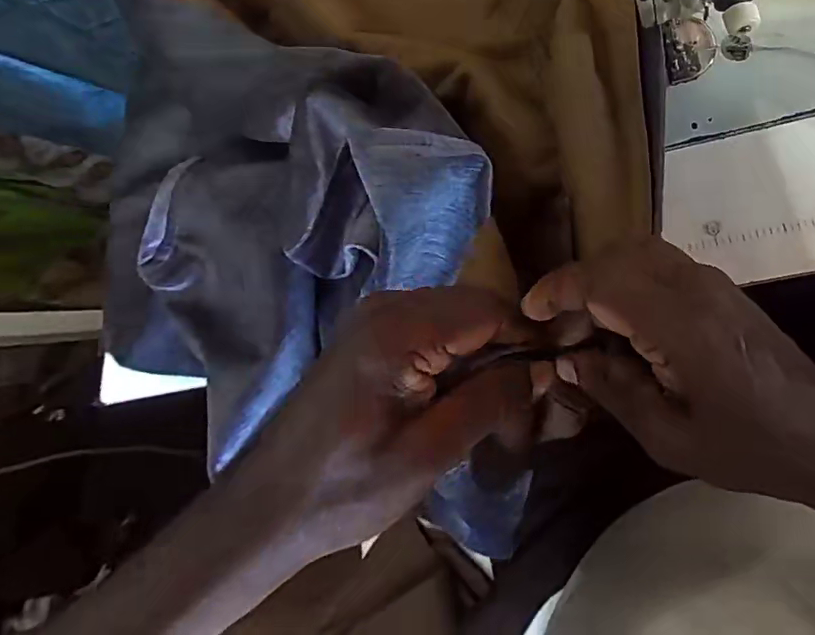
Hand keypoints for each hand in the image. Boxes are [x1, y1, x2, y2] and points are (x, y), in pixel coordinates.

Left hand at [226, 286, 534, 559]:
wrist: (263, 509)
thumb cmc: (344, 489)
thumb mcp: (428, 455)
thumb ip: (490, 402)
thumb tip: (543, 369)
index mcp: (400, 330)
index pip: (490, 309)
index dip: (528, 337)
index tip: (551, 373)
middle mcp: (389, 304)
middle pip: (476, 305)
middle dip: (507, 345)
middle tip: (523, 397)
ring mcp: (377, 312)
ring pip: (459, 312)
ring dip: (485, 348)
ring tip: (494, 399)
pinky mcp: (371, 328)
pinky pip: (435, 322)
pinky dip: (458, 349)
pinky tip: (457, 390)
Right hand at [522, 237, 814, 504]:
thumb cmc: (747, 444)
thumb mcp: (670, 435)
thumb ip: (614, 389)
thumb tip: (569, 359)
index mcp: (679, 321)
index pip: (604, 279)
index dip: (560, 289)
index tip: (530, 313)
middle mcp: (694, 284)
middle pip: (620, 254)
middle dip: (579, 281)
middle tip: (558, 328)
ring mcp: (711, 279)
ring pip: (641, 251)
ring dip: (605, 276)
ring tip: (586, 326)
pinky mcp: (720, 285)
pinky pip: (662, 264)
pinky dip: (631, 279)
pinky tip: (624, 322)